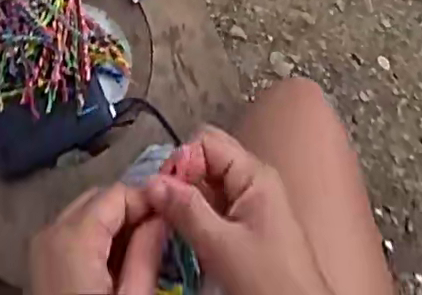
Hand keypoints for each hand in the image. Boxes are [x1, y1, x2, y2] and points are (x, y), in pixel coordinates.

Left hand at [29, 182, 167, 294]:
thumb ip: (146, 253)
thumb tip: (161, 216)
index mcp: (73, 236)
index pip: (117, 194)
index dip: (146, 200)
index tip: (172, 216)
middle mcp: (51, 229)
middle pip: (99, 199)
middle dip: (130, 211)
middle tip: (161, 235)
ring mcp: (41, 246)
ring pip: (85, 213)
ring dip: (114, 224)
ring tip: (142, 250)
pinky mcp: (40, 263)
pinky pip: (72, 232)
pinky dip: (96, 238)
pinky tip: (116, 263)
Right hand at [144, 128, 332, 294]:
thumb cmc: (269, 284)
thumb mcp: (222, 247)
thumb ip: (186, 210)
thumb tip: (152, 181)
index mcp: (254, 174)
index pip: (206, 141)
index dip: (181, 160)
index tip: (161, 191)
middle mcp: (252, 180)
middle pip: (205, 159)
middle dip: (180, 178)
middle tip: (161, 207)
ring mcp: (250, 204)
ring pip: (206, 185)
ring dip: (184, 199)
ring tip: (167, 222)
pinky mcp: (246, 227)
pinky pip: (212, 207)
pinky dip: (194, 216)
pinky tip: (183, 234)